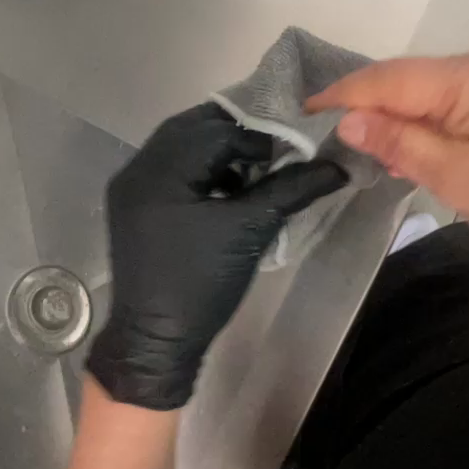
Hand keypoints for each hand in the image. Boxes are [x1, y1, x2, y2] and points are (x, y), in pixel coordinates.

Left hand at [87, 103, 349, 409]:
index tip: (291, 152)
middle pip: (193, 128)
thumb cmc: (202, 283)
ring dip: (218, 149)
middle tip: (275, 147)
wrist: (156, 340)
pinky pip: (171, 169)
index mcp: (161, 170)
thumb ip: (292, 189)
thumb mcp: (251, 231)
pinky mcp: (133, 205)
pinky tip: (228, 189)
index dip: (259, 136)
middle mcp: (137, 168)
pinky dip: (201, 169)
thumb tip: (337, 165)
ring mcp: (131, 187)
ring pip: (180, 146)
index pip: (217, 131)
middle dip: (236, 133)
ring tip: (254, 168)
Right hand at [307, 51, 468, 246]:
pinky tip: (402, 142)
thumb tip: (348, 121)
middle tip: (326, 135)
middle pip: (403, 78)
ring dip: (391, 113)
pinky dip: (418, 117)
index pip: (388, 79)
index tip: (302, 112)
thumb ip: (398, 142)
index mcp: (468, 77)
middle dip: (365, 104)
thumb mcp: (453, 176)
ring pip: (421, 88)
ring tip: (358, 143)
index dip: (344, 96)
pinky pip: (443, 97)